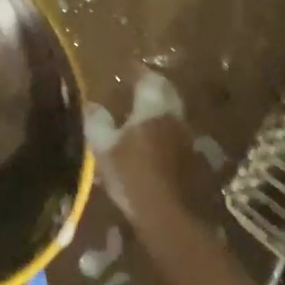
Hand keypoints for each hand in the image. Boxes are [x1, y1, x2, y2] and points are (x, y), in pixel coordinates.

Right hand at [84, 72, 260, 284]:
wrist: (168, 216)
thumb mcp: (104, 147)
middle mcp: (174, 116)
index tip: (125, 68)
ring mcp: (186, 139)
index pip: (149, 78)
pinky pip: (176, 134)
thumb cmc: (132, 174)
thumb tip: (92, 104)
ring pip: (173, 113)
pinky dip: (165, 130)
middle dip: (152, 86)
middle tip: (136, 86)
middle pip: (166, 92)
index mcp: (153, 107)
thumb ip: (97, 121)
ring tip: (142, 113)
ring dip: (160, 109)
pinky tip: (154, 141)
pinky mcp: (192, 160)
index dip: (137, 71)